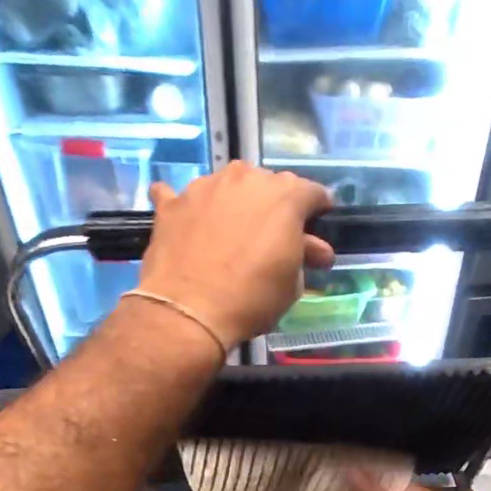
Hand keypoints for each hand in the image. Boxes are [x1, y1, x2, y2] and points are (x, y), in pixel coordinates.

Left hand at [140, 162, 334, 347]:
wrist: (189, 311)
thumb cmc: (252, 298)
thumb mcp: (292, 283)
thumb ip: (304, 255)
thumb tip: (316, 250)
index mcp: (285, 196)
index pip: (312, 192)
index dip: (318, 209)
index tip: (317, 224)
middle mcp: (245, 179)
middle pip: (268, 184)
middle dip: (274, 205)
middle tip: (272, 234)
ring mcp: (205, 187)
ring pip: (228, 185)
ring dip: (234, 201)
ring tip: (231, 229)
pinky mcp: (172, 203)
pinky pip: (179, 194)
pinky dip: (187, 205)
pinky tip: (186, 218)